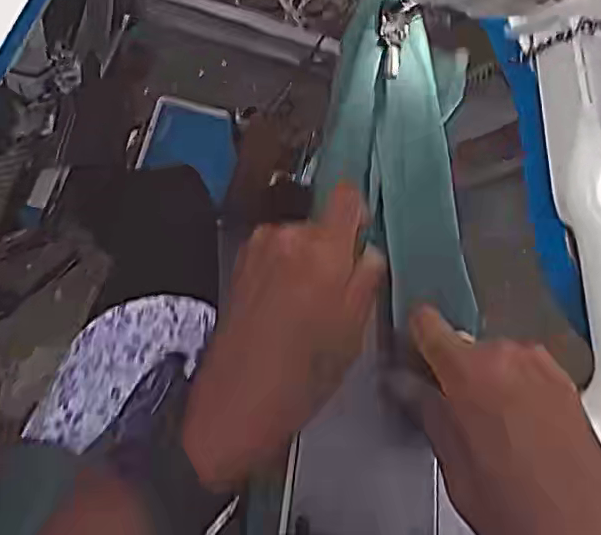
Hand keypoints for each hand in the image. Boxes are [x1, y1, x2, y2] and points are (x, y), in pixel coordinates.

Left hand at [181, 181, 384, 490]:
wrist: (232, 405)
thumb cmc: (300, 376)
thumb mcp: (353, 332)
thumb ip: (368, 278)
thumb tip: (368, 251)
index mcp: (322, 249)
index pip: (347, 194)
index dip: (358, 211)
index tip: (360, 237)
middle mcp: (288, 235)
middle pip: (324, 222)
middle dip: (333, 249)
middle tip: (333, 293)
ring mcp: (260, 246)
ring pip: (300, 238)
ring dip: (307, 260)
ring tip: (304, 306)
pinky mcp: (241, 260)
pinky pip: (277, 250)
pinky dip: (284, 268)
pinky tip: (281, 307)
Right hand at [401, 305, 600, 534]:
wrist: (584, 529)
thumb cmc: (524, 511)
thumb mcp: (455, 469)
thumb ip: (429, 414)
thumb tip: (411, 389)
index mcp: (468, 371)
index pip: (426, 322)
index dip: (415, 334)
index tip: (412, 345)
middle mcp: (505, 354)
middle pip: (464, 344)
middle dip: (457, 372)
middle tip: (457, 413)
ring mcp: (538, 362)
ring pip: (497, 356)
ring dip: (491, 379)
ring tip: (496, 430)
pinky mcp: (563, 375)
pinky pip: (526, 367)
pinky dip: (519, 386)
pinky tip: (521, 428)